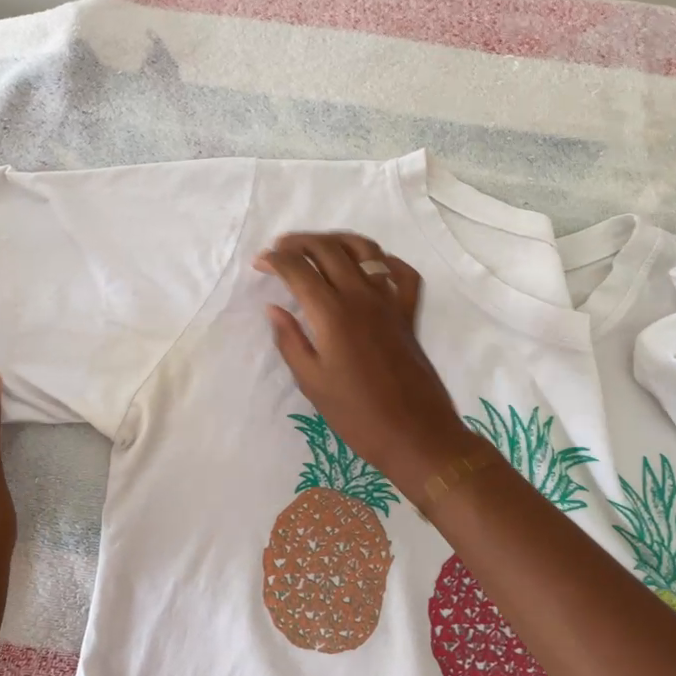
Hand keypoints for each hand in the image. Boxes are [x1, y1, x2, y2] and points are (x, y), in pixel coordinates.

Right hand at [256, 232, 474, 498]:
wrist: (415, 435)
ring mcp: (389, 302)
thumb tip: (274, 309)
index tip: (259, 263)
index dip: (275, 260)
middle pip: (328, 249)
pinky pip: (402, 274)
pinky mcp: (408, 314)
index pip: (298, 269)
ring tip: (317, 247)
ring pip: (364, 250)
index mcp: (332, 314)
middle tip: (280, 249)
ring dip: (337, 240)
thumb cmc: (356, 414)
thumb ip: (290, 340)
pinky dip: (385, 261)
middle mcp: (361, 297)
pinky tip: (370, 265)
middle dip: (299, 242)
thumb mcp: (311, 382)